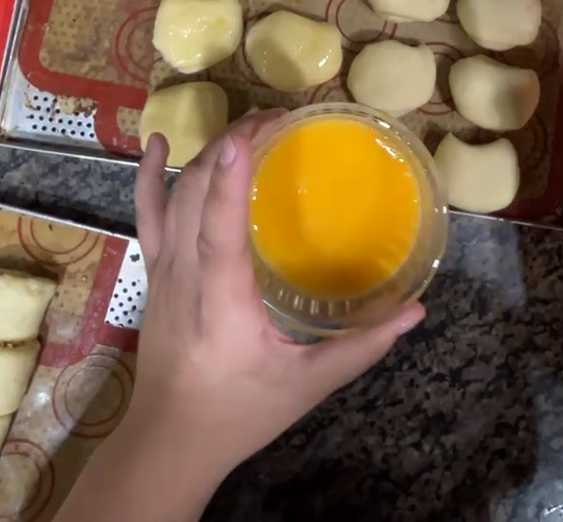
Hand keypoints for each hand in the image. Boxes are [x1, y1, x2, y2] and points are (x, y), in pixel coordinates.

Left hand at [119, 111, 425, 481]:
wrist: (168, 441)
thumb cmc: (239, 412)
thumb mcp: (307, 387)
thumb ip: (362, 349)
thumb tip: (416, 311)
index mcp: (221, 303)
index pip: (218, 234)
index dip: (230, 183)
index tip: (247, 135)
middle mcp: (184, 277)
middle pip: (197, 196)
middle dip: (232, 146)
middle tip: (278, 120)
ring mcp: (163, 270)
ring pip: (176, 197)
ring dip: (209, 155)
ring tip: (247, 127)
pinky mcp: (154, 271)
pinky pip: (146, 215)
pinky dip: (148, 176)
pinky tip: (155, 143)